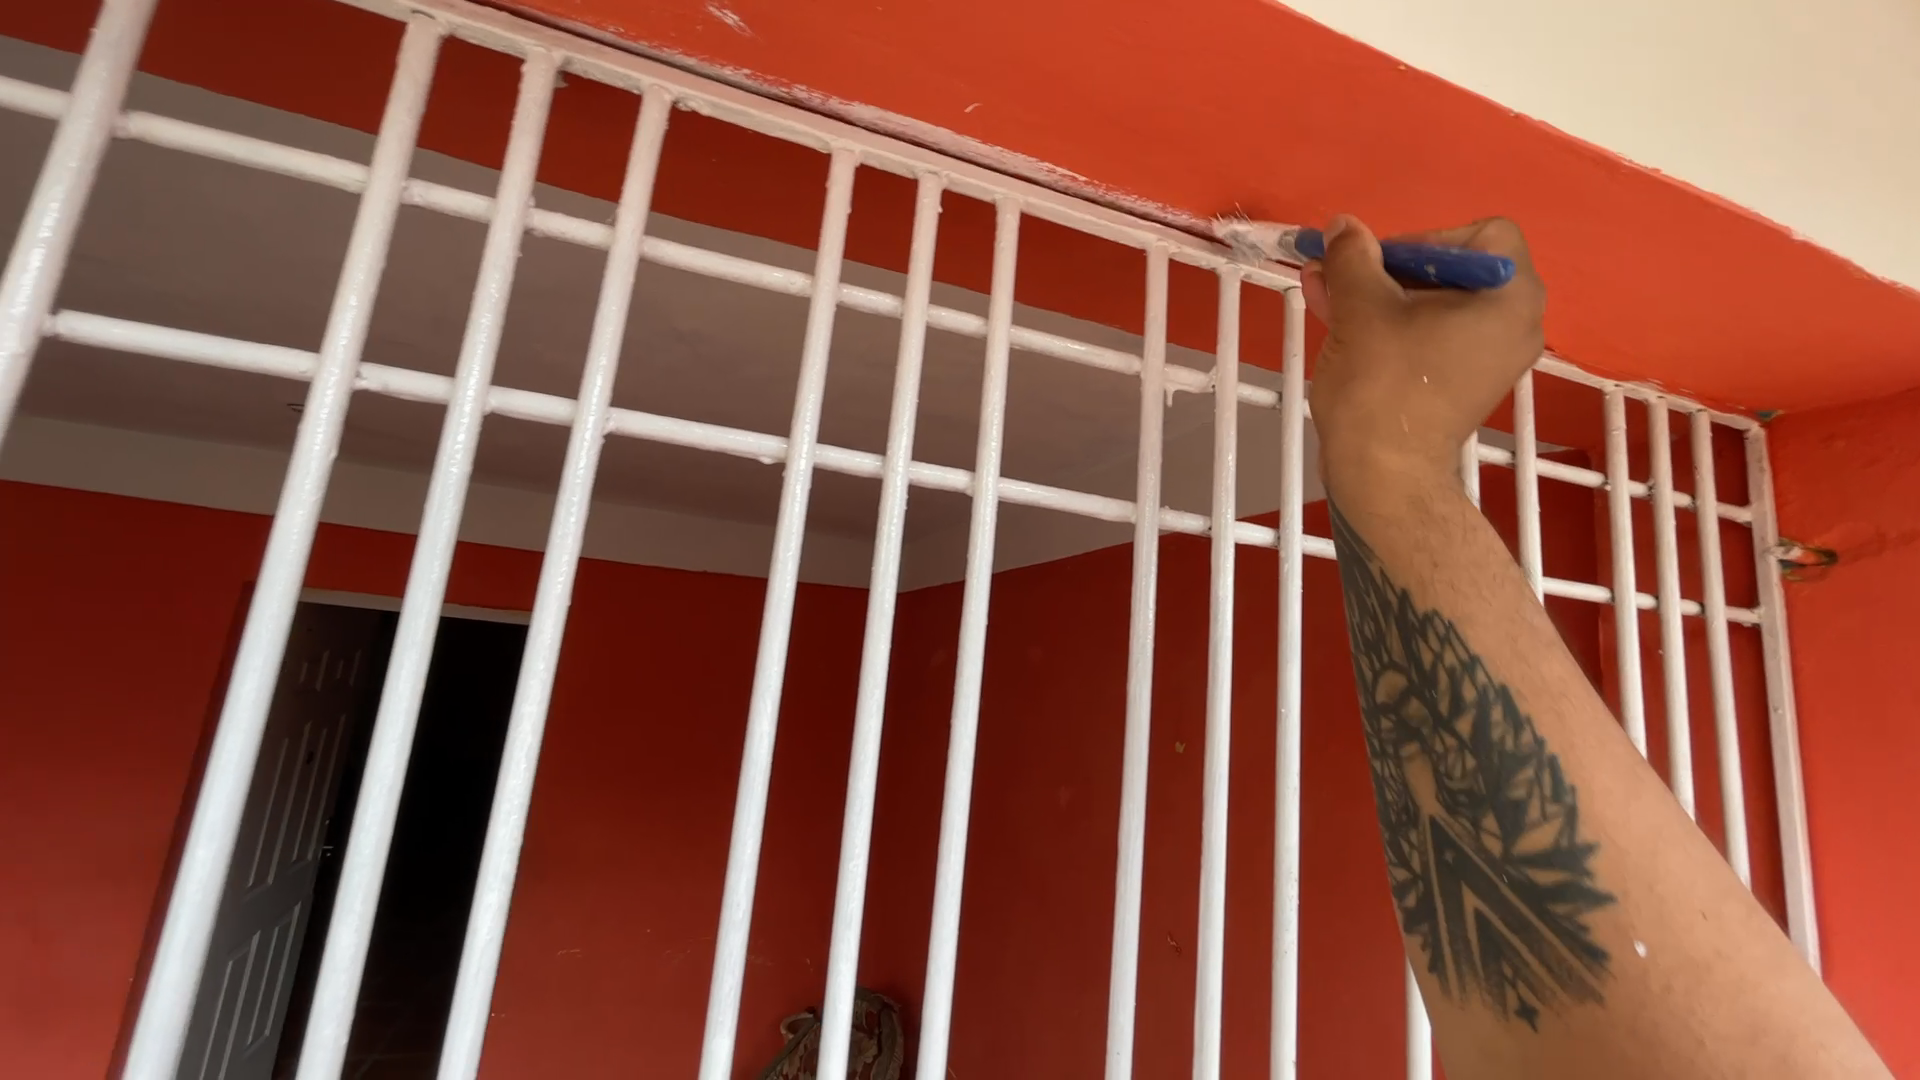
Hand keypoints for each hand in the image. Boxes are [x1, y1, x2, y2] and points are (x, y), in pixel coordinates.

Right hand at [1302, 215, 1545, 497]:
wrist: (1383, 474)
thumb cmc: (1381, 386)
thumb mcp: (1361, 311)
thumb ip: (1354, 258)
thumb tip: (1343, 226)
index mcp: (1510, 296)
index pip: (1477, 235)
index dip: (1419, 239)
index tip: (1371, 264)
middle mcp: (1514, 324)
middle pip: (1451, 272)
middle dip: (1386, 271)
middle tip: (1337, 278)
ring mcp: (1488, 359)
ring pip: (1432, 307)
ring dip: (1379, 299)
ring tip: (1327, 300)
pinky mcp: (1461, 386)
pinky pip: (1429, 340)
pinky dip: (1391, 330)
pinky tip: (1344, 331)